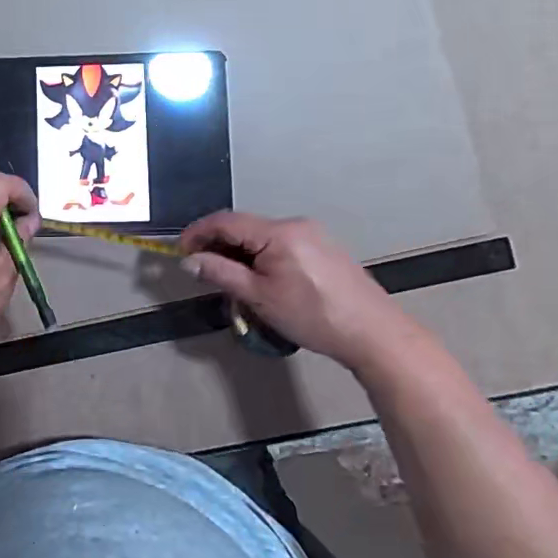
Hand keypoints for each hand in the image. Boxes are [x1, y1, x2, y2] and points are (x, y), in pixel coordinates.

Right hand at [179, 212, 423, 370]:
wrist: (376, 336)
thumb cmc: (314, 316)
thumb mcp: (259, 297)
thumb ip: (220, 273)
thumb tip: (188, 260)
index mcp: (278, 232)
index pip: (225, 221)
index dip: (197, 233)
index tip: (180, 252)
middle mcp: (295, 224)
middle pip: (243, 226)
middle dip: (217, 244)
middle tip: (201, 268)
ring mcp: (312, 234)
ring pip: (261, 236)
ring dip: (238, 251)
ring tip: (227, 276)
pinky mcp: (323, 248)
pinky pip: (279, 243)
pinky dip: (259, 255)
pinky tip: (258, 277)